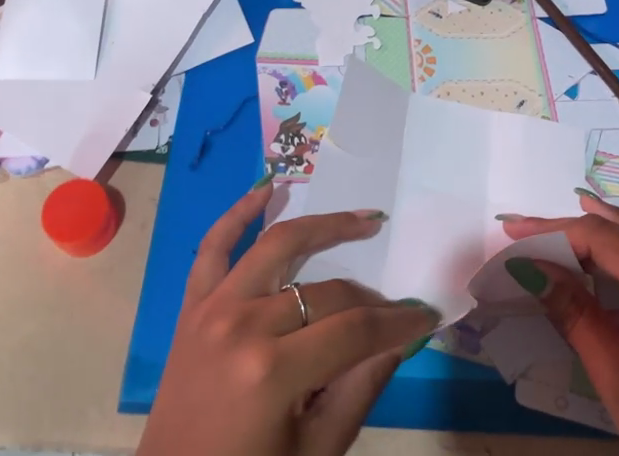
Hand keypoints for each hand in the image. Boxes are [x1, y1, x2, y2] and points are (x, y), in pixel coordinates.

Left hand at [138, 181, 441, 455]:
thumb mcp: (316, 449)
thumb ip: (361, 387)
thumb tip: (402, 337)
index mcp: (273, 370)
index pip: (354, 329)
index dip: (397, 322)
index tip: (427, 316)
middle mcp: (243, 324)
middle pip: (325, 291)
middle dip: (371, 297)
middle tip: (398, 305)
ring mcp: (212, 308)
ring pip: (277, 246)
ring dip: (323, 225)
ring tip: (363, 219)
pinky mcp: (191, 306)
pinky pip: (212, 247)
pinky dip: (237, 214)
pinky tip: (266, 189)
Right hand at [502, 194, 618, 455]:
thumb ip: (574, 316)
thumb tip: (527, 267)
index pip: (598, 236)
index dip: (548, 234)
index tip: (506, 242)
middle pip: (613, 228)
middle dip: (562, 229)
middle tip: (514, 231)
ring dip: (583, 238)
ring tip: (538, 236)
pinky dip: (606, 254)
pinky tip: (584, 254)